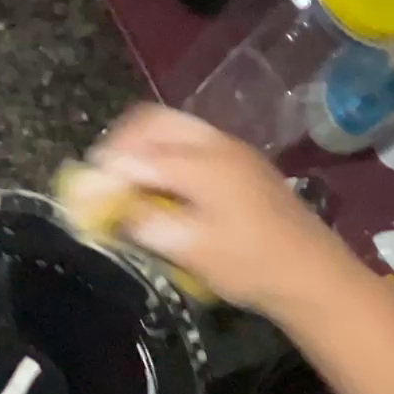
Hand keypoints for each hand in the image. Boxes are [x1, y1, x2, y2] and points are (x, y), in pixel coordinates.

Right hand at [87, 105, 358, 313]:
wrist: (309, 271)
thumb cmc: (248, 266)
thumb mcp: (191, 251)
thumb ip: (147, 224)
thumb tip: (109, 208)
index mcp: (203, 165)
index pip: (139, 153)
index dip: (106, 169)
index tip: (84, 191)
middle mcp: (216, 145)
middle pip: (155, 122)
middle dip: (121, 145)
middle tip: (102, 178)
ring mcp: (231, 149)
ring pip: (173, 127)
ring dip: (142, 148)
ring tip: (125, 182)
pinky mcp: (240, 162)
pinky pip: (190, 141)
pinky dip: (163, 154)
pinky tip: (158, 186)